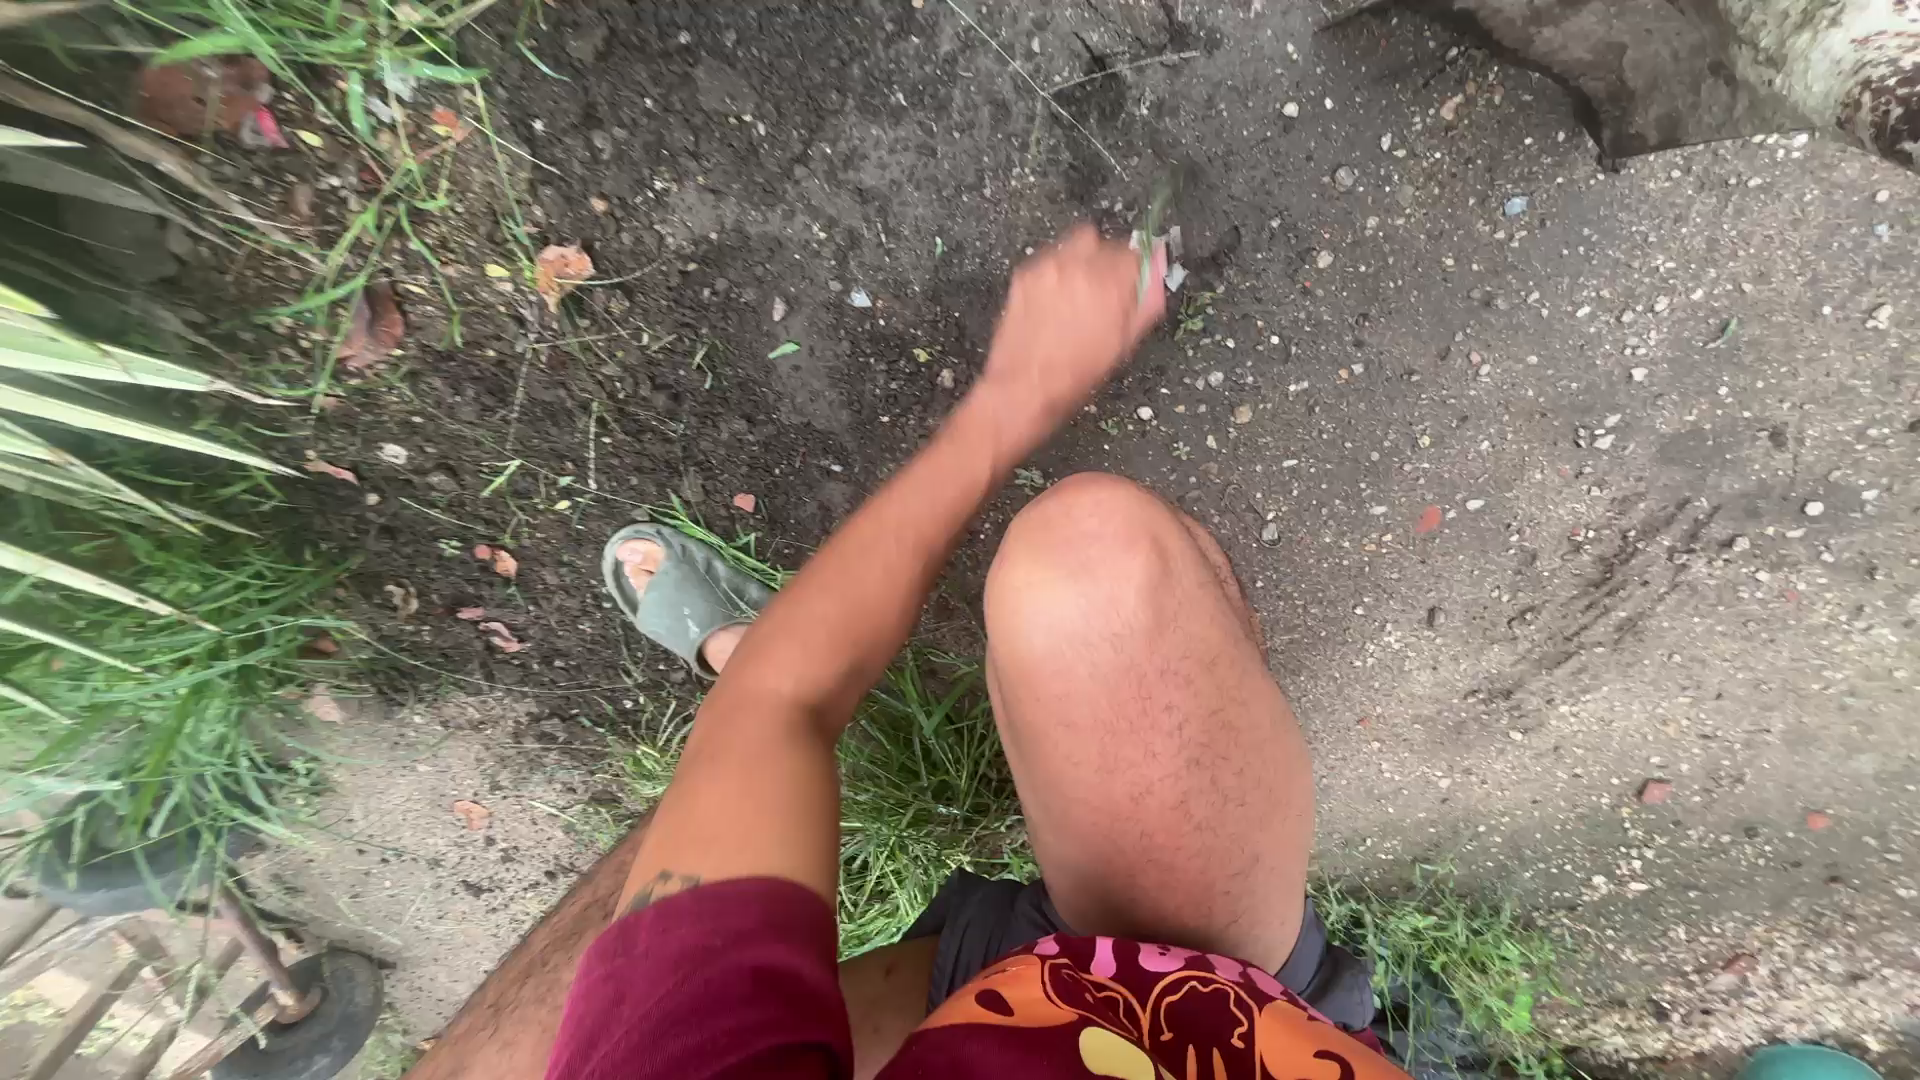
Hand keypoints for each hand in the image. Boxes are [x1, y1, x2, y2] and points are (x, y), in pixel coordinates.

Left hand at [975, 224, 1165, 455]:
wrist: (1024, 388)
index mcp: (1110, 283)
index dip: (1137, 268)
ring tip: (1077, 297)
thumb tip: (1159, 274)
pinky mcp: (1025, 275)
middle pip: (1106, 242)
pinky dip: (1056, 272)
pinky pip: (1049, 259)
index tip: (1134, 280)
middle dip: (1109, 261)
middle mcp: (1079, 267)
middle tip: (1105, 289)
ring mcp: (1049, 268)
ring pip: (1076, 243)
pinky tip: (1055, 302)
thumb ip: (1146, 302)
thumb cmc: (1071, 376)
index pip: (1136, 251)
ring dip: (1083, 262)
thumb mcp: (1122, 344)